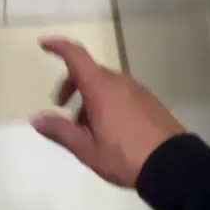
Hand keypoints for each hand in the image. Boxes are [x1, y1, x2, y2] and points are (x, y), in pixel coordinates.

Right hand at [31, 37, 185, 188]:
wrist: (174, 166)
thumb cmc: (125, 155)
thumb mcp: (87, 149)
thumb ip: (60, 130)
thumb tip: (36, 117)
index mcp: (100, 87)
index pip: (75, 55)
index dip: (58, 46)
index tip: (43, 44)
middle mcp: (118, 81)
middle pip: (87, 71)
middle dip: (71, 85)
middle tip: (62, 109)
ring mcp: (136, 89)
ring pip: (104, 84)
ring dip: (89, 98)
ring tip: (86, 129)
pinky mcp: (148, 100)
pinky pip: (119, 93)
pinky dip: (106, 102)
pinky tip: (108, 131)